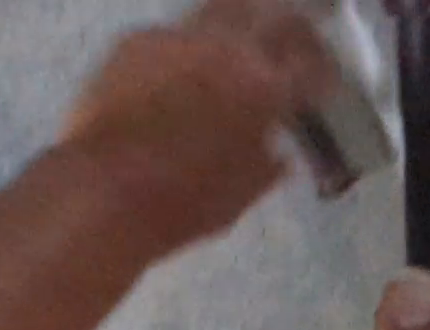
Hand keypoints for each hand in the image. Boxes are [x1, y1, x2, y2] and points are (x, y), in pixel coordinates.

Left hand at [59, 0, 334, 258]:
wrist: (103, 195)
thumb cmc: (179, 209)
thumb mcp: (235, 200)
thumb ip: (264, 170)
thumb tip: (281, 157)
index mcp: (263, 89)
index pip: (311, 67)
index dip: (325, 74)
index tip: (326, 85)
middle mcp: (227, 47)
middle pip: (274, 12)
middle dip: (291, 27)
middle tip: (297, 41)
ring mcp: (178, 37)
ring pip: (222, 13)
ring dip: (237, 33)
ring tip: (235, 59)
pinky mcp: (135, 42)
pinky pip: (171, 37)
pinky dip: (185, 54)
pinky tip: (178, 79)